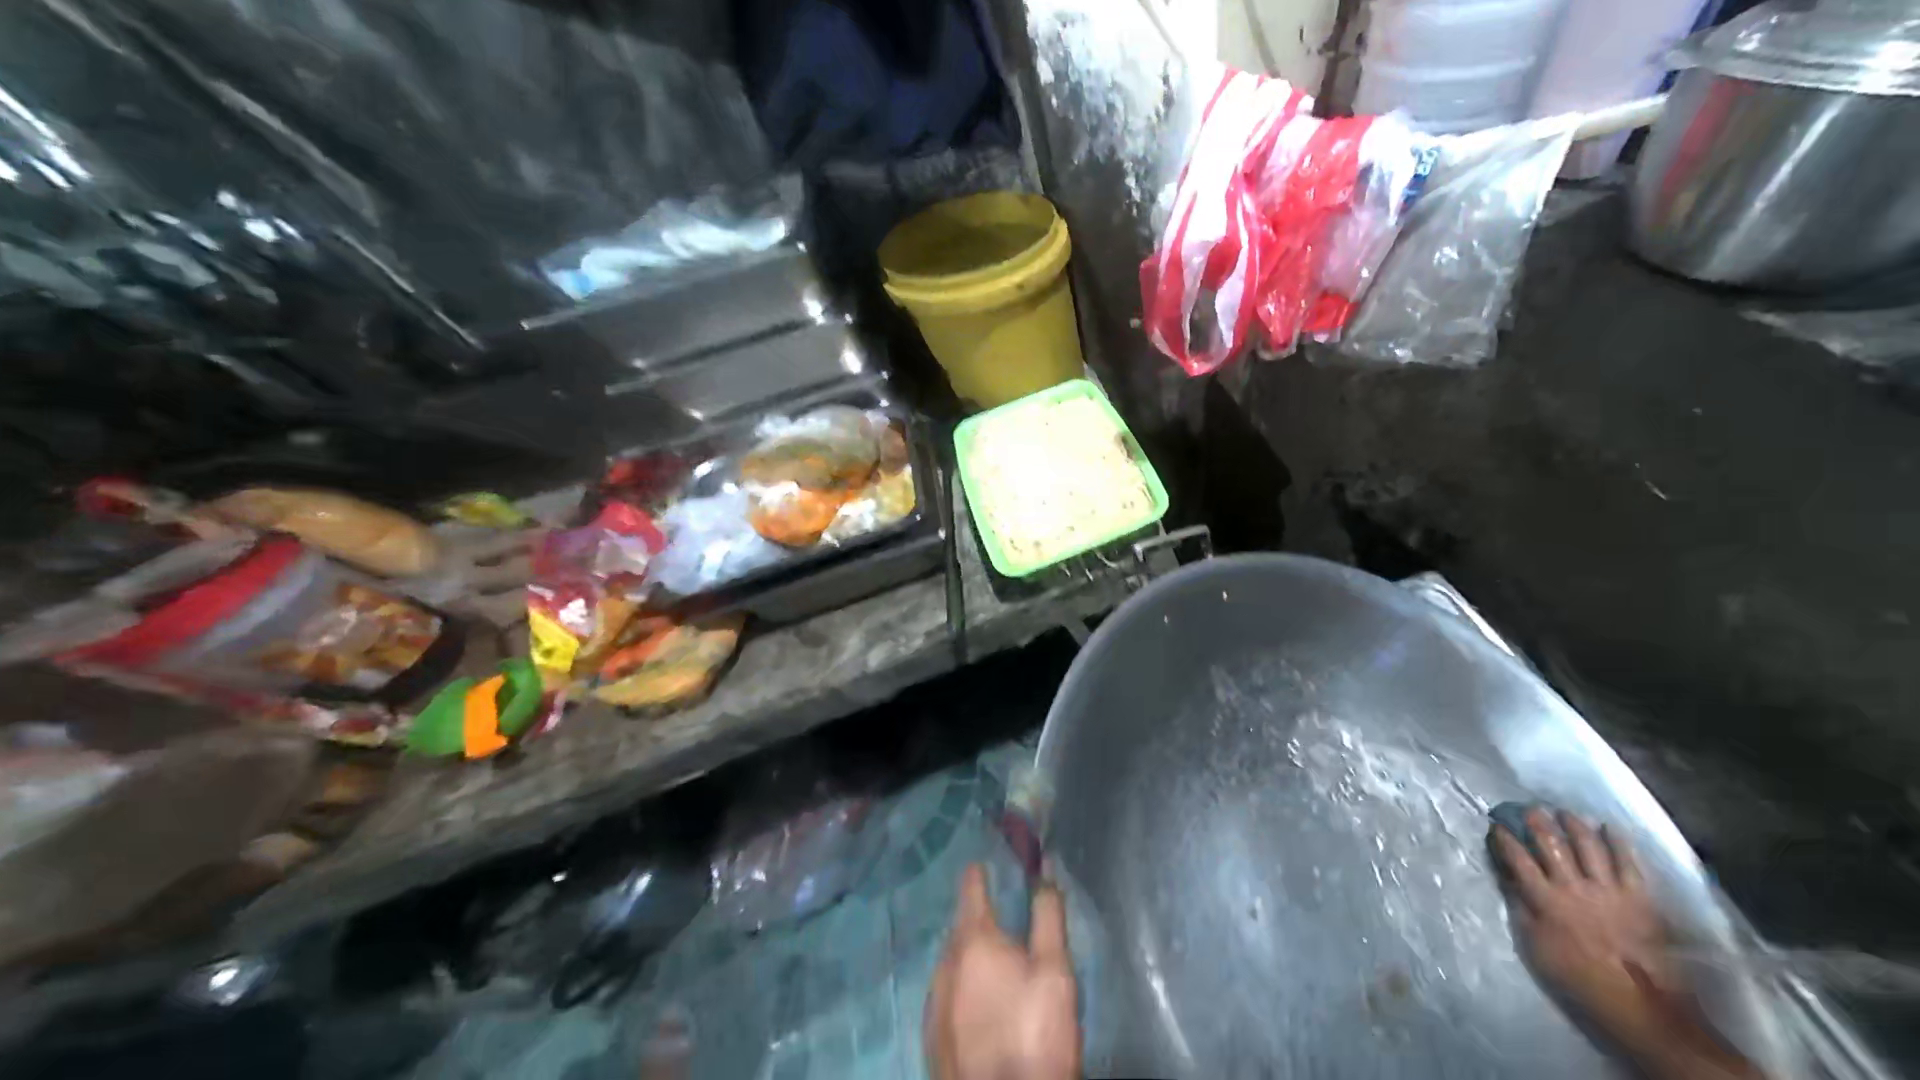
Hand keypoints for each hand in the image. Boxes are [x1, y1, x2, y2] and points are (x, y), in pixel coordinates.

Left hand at [924, 863, 1080, 1079]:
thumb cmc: (1034, 1033)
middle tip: (1004, 923)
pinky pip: (948, 995)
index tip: (986, 864)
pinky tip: (981, 1006)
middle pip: (962, 927)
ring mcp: (934, 1000)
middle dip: (980, 921)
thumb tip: (1045, 872)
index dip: (981, 873)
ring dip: (971, 958)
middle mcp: (944, 961)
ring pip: (953, 962)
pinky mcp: (932, 1035)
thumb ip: (1047, 917)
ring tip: (996, 966)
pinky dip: (963, 989)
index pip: (971, 888)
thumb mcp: (1054, 971)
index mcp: (972, 939)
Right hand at [1492, 808, 1760, 1079]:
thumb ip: (1520, 907)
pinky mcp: (1639, 897)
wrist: (1640, 1003)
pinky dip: (1619, 843)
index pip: (1517, 858)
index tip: (1497, 825)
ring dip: (1575, 826)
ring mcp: (1608, 890)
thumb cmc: (1577, 975)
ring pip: (1588, 847)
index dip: (1504, 838)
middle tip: (1530, 808)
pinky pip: (1628, 863)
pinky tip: (1610, 828)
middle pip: (1551, 844)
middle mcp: (1573, 886)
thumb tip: (1507, 878)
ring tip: (1566, 813)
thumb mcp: (1534, 945)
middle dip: (1538, 823)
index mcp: (1544, 898)